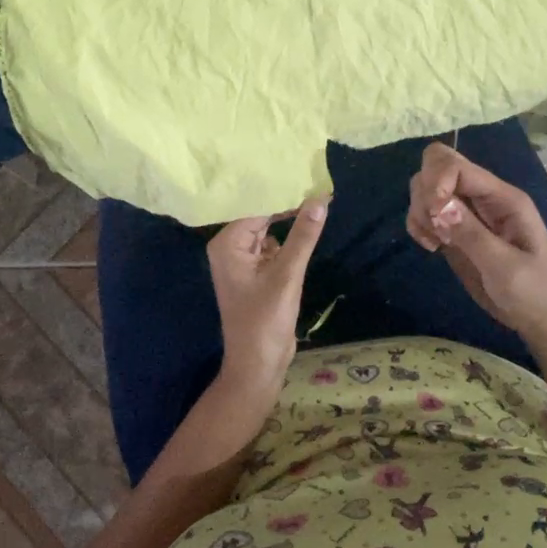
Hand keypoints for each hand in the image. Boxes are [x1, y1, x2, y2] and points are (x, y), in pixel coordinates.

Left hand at [207, 197, 327, 393]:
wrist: (257, 367)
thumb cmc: (265, 322)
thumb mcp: (287, 276)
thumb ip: (303, 237)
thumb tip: (320, 200)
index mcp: (226, 244)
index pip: (257, 208)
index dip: (284, 195)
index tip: (312, 181)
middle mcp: (229, 248)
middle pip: (261, 217)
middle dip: (288, 206)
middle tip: (319, 188)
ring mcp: (241, 262)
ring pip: (269, 232)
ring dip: (290, 223)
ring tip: (318, 201)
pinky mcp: (255, 275)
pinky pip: (272, 249)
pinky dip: (289, 242)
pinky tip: (308, 229)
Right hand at [406, 143, 546, 343]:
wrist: (545, 324)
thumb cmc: (535, 294)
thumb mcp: (506, 268)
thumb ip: (471, 234)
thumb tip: (437, 204)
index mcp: (503, 198)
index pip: (456, 166)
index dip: (436, 182)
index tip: (433, 217)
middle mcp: (483, 197)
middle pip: (437, 168)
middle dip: (424, 193)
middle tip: (433, 229)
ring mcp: (469, 213)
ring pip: (427, 188)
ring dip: (419, 210)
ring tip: (434, 242)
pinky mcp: (455, 231)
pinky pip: (426, 212)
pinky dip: (418, 224)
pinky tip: (431, 247)